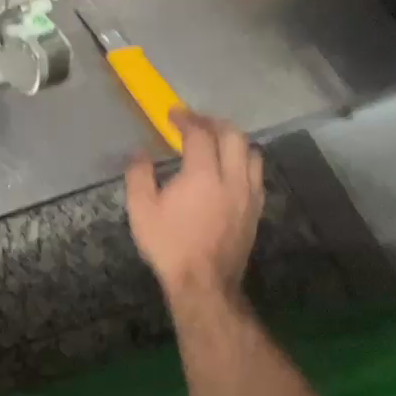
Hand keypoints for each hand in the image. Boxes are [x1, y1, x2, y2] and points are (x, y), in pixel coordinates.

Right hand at [125, 108, 263, 304]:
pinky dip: (243, 161)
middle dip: (214, 123)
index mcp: (202, 175)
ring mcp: (249, 194)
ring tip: (216, 141)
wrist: (204, 280)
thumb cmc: (168, 243)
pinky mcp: (256, 209)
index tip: (173, 114)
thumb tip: (139, 154)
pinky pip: (256, 174)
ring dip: (234, 141)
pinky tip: (229, 168)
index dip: (186, 120)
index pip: (200, 135)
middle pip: (234, 137)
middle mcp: (232, 179)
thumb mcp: (140, 209)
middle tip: (195, 121)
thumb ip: (139, 176)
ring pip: (252, 154)